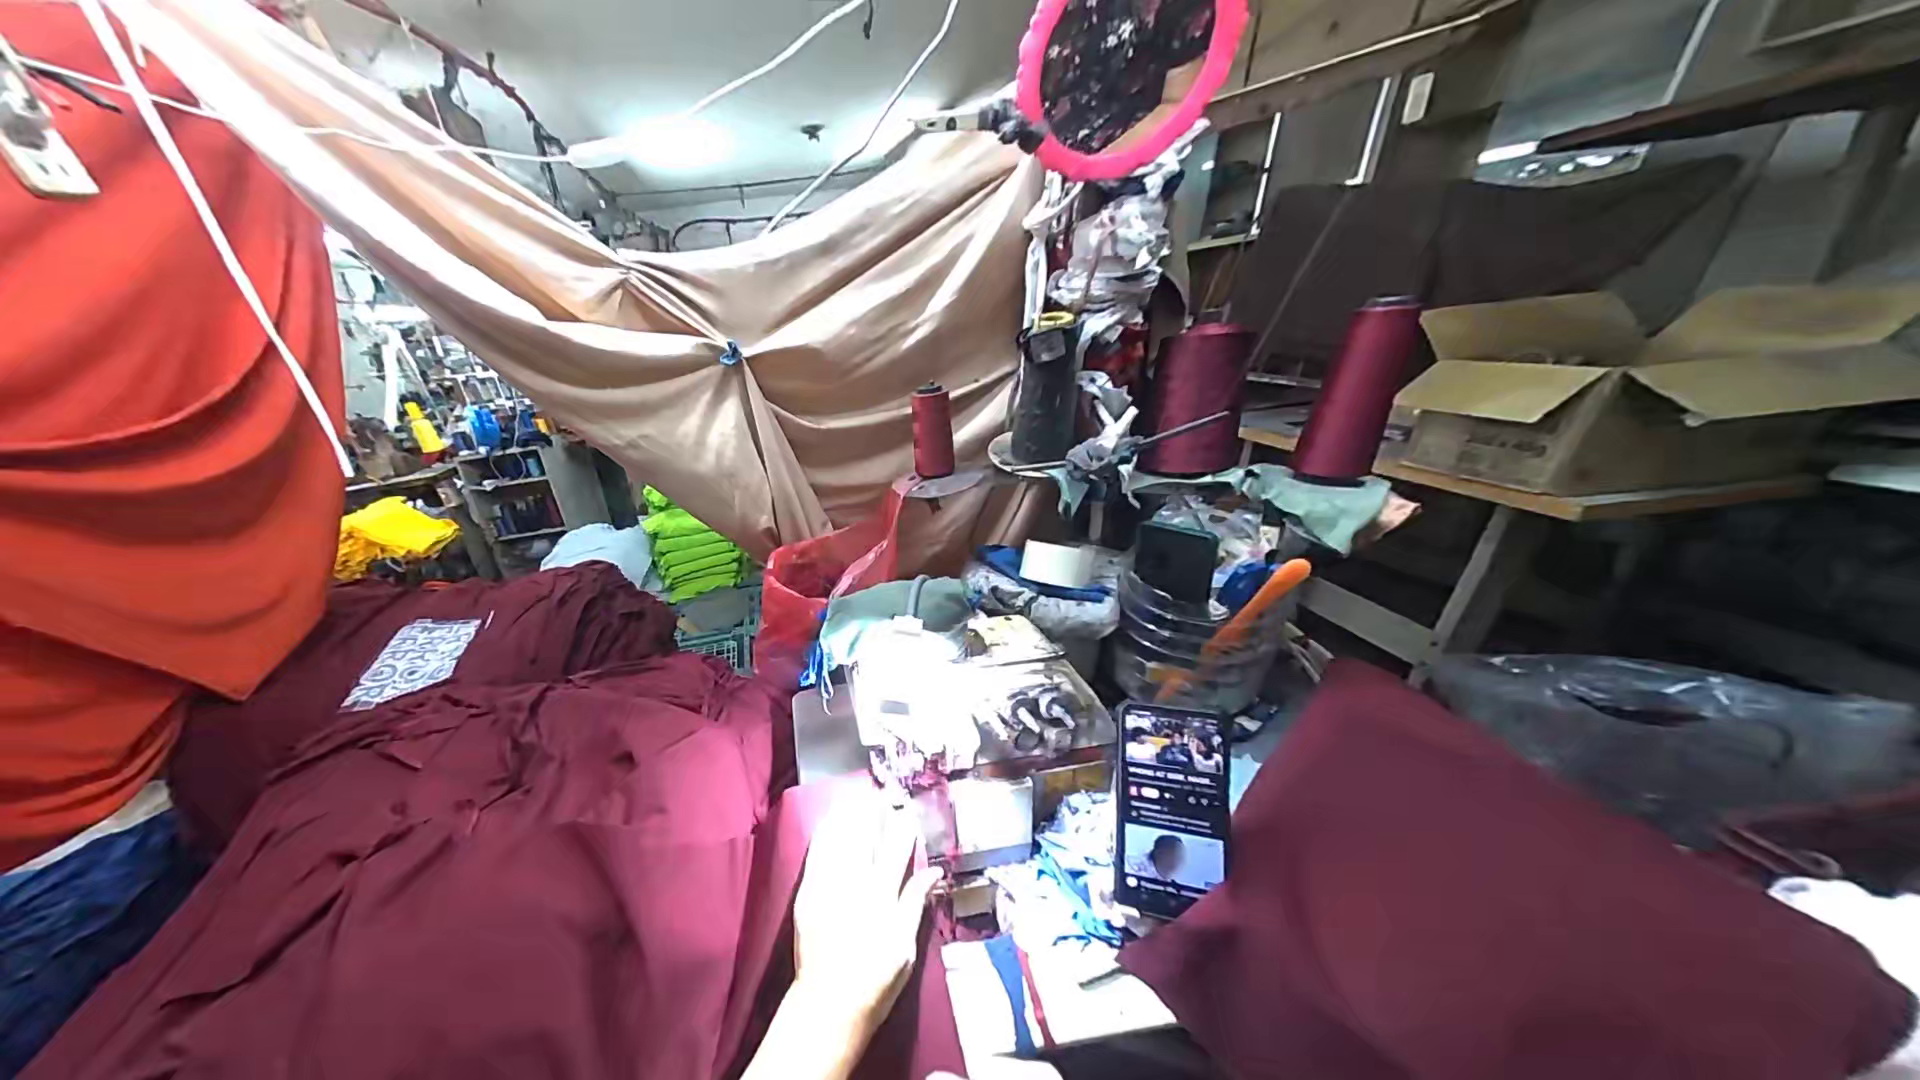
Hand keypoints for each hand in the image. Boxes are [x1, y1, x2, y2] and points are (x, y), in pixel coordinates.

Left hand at [792, 786, 944, 1031]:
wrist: (827, 1007)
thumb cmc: (876, 980)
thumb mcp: (906, 944)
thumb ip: (916, 900)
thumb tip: (934, 870)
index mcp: (883, 895)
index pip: (897, 846)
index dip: (904, 825)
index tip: (908, 812)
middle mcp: (855, 883)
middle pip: (867, 833)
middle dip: (876, 811)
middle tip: (884, 797)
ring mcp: (827, 885)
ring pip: (840, 837)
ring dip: (851, 815)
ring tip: (859, 801)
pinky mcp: (807, 892)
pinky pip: (817, 853)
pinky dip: (826, 832)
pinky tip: (832, 820)